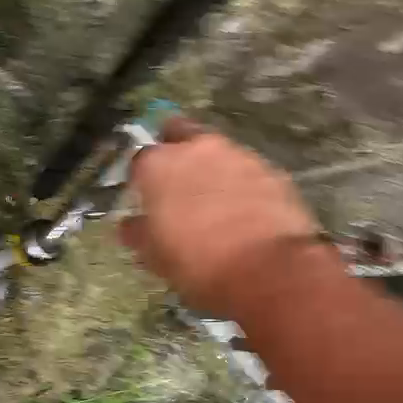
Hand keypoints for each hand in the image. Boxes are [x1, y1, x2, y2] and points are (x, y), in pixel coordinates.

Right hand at [118, 119, 322, 320]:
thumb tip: (130, 224)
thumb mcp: (155, 256)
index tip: (145, 198)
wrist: (267, 269)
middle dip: (175, 149)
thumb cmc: (197, 262)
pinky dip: (241, 184)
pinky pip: (248, 171)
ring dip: (212, 167)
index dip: (141, 179)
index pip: (140, 159)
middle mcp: (198, 148)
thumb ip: (139, 233)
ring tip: (214, 202)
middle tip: (177, 182)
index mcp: (159, 165)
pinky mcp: (272, 171)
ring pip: (218, 151)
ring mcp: (239, 155)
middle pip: (180, 133)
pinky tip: (244, 211)